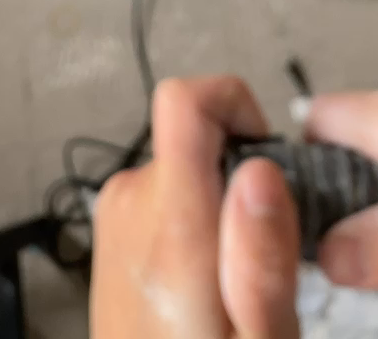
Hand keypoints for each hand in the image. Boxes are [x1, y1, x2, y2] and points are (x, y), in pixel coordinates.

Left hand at [92, 76, 302, 338]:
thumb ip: (262, 255)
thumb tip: (259, 166)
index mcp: (169, 223)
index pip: (182, 100)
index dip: (232, 104)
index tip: (264, 159)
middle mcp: (130, 202)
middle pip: (195, 133)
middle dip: (238, 174)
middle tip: (256, 250)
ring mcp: (115, 213)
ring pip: (185, 164)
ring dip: (217, 200)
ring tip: (227, 275)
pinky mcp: (113, 227)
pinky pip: (166, 189)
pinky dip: (193, 215)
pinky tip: (201, 277)